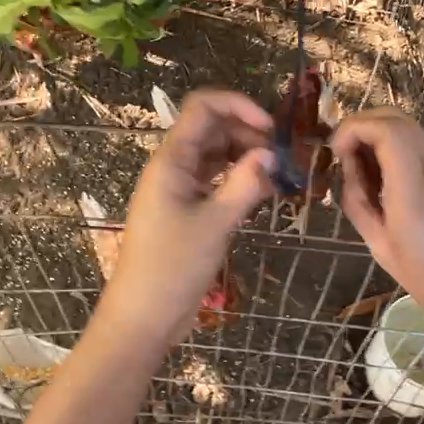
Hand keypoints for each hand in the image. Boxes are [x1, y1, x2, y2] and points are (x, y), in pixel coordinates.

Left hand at [99, 90, 275, 343]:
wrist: (142, 317)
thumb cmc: (172, 267)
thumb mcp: (215, 224)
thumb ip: (245, 184)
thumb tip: (272, 154)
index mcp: (171, 160)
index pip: (203, 107)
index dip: (238, 105)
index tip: (271, 128)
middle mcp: (172, 165)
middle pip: (211, 127)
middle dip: (247, 131)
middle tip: (281, 156)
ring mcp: (177, 187)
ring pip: (214, 153)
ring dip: (244, 154)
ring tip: (276, 172)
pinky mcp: (184, 208)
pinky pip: (213, 178)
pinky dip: (236, 177)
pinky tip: (260, 189)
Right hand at [332, 109, 423, 356]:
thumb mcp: (382, 249)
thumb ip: (360, 203)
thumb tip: (348, 169)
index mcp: (414, 193)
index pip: (388, 131)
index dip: (354, 127)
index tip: (334, 150)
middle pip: (398, 119)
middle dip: (363, 124)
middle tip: (342, 153)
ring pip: (409, 130)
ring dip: (378, 136)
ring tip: (360, 171)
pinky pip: (419, 149)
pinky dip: (394, 150)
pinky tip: (384, 183)